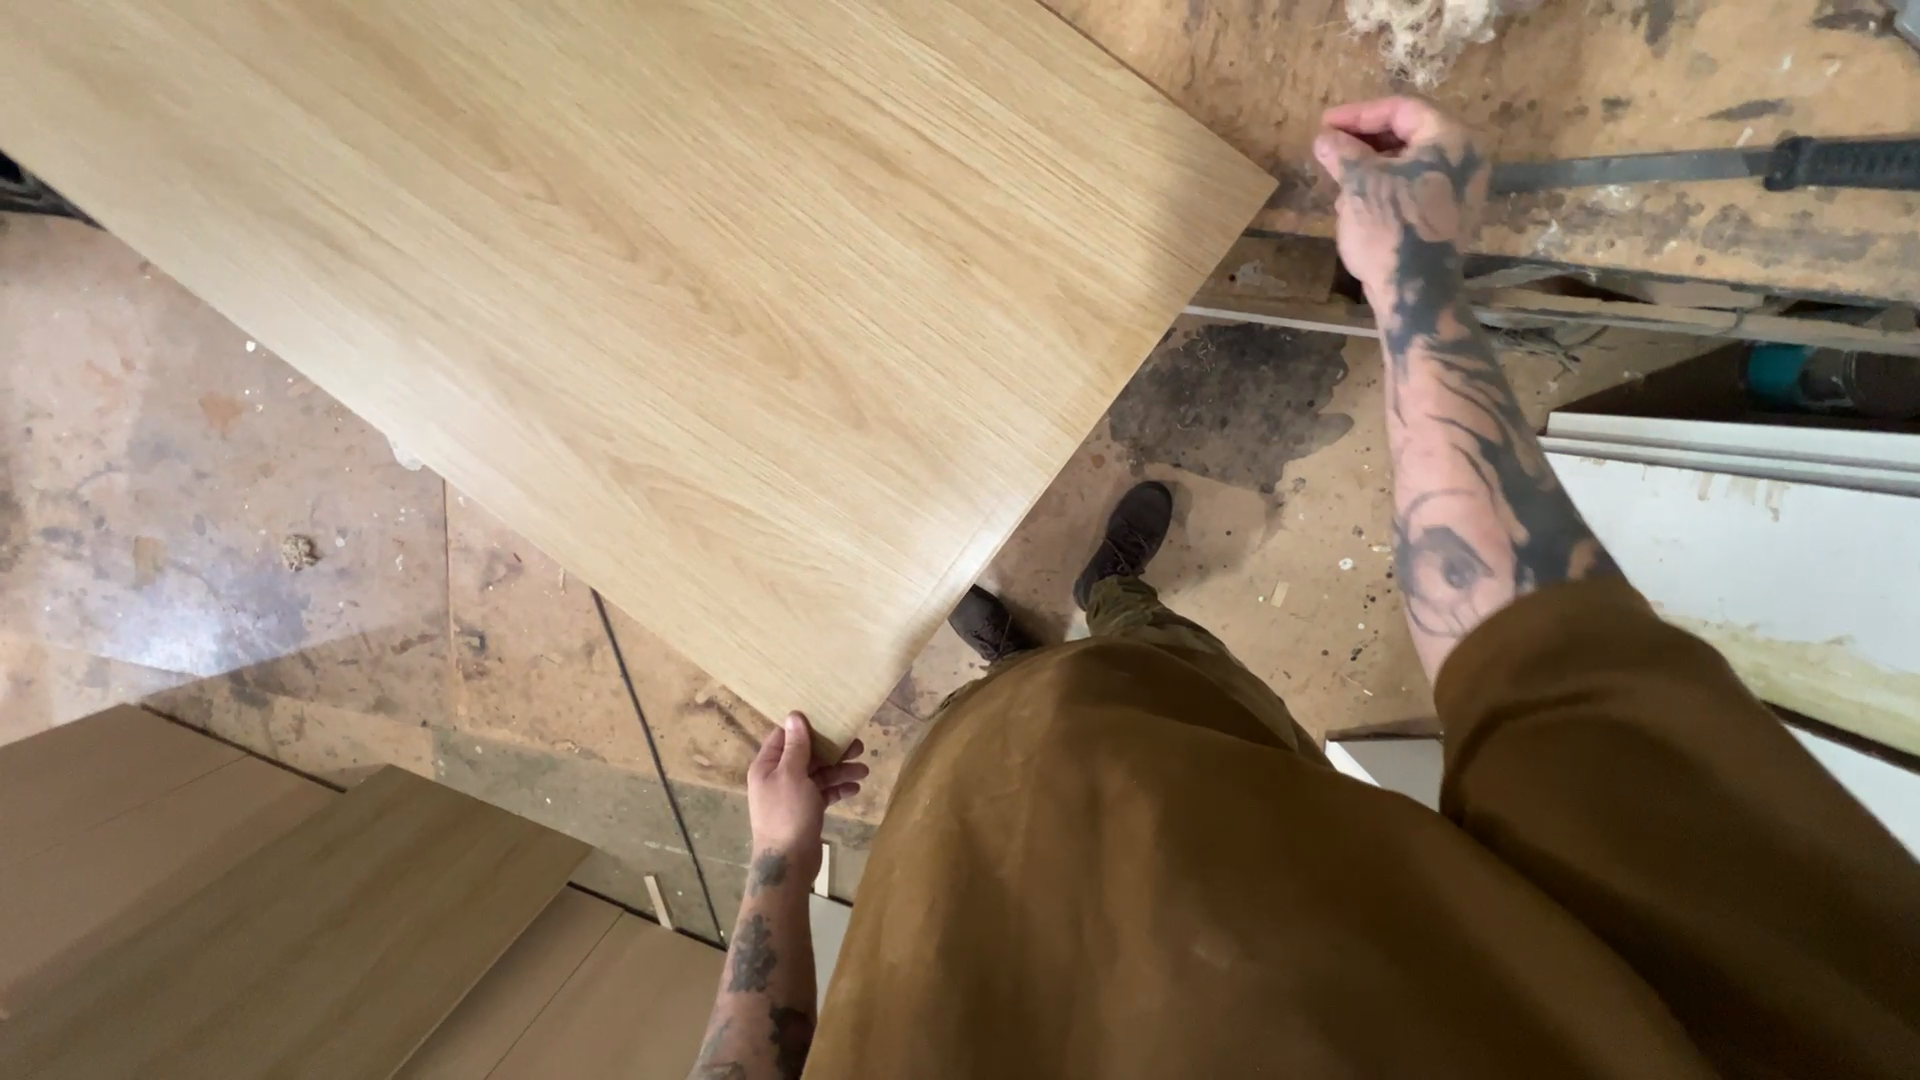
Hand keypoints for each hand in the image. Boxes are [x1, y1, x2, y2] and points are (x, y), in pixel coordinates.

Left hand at [746, 712, 867, 867]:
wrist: (789, 863)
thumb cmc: (787, 814)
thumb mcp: (792, 774)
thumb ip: (796, 746)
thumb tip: (794, 715)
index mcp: (767, 765)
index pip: (785, 736)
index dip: (806, 726)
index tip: (830, 719)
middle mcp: (778, 776)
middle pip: (808, 754)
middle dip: (833, 750)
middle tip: (858, 747)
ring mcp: (793, 793)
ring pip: (819, 773)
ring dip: (840, 770)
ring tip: (864, 770)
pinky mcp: (806, 808)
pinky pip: (824, 791)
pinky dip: (838, 788)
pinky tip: (855, 788)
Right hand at [1310, 97, 1488, 299]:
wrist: (1415, 289)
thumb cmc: (1390, 229)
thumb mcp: (1360, 186)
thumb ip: (1343, 155)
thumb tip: (1324, 138)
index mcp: (1450, 138)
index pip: (1403, 109)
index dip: (1359, 114)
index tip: (1325, 124)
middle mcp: (1464, 157)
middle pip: (1409, 134)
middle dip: (1364, 142)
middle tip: (1331, 148)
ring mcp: (1460, 188)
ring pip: (1409, 163)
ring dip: (1371, 167)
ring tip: (1339, 181)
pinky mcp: (1449, 215)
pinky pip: (1414, 188)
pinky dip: (1385, 188)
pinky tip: (1357, 206)